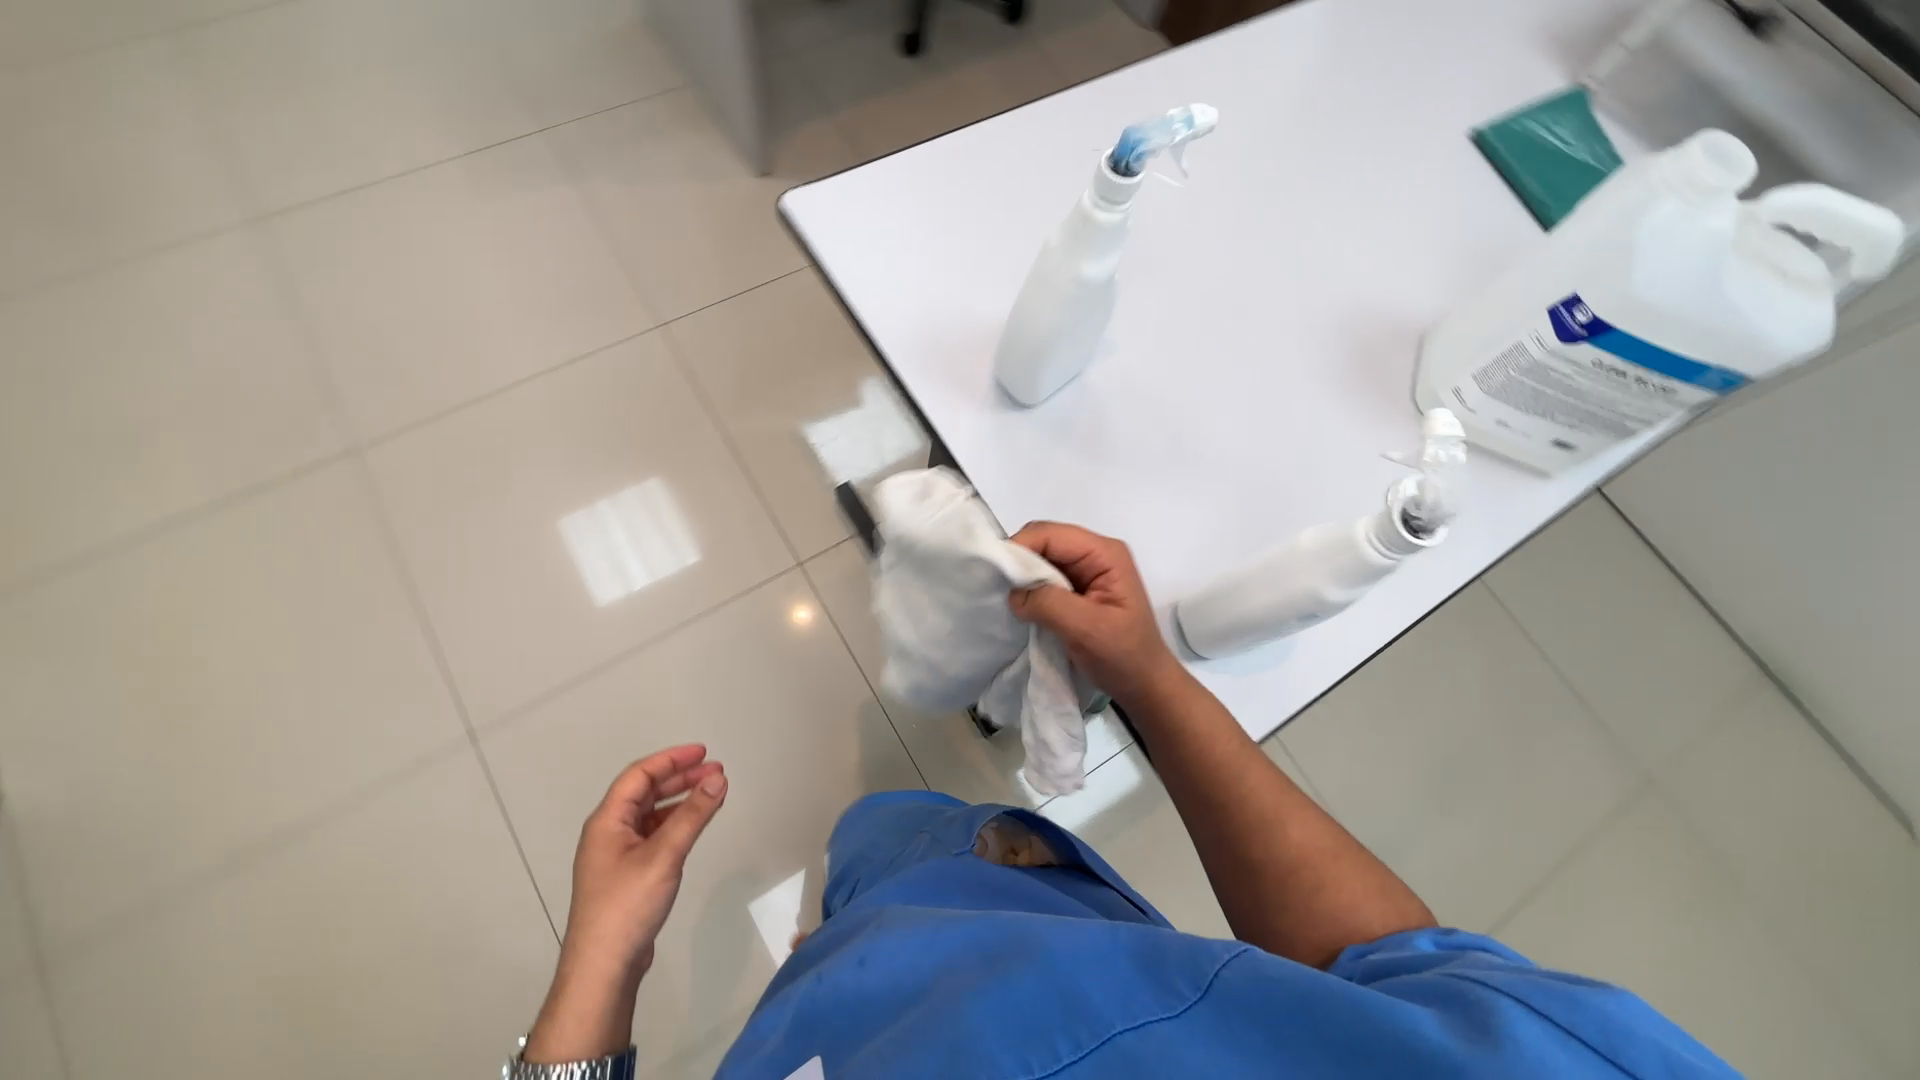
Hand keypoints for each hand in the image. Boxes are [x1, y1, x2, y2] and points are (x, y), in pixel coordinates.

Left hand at [523, 745, 727, 1062]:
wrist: (603, 966)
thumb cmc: (627, 905)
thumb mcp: (664, 855)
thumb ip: (693, 814)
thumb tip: (718, 778)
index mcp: (608, 821)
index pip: (640, 775)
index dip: (672, 759)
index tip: (704, 753)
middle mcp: (609, 832)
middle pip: (645, 792)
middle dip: (680, 777)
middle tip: (716, 771)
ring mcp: (617, 855)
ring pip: (651, 814)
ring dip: (680, 800)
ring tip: (712, 793)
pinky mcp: (628, 874)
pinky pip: (654, 835)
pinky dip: (676, 823)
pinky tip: (695, 826)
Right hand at [1008, 522, 1187, 707]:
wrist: (1144, 685)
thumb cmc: (1123, 656)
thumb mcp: (1087, 629)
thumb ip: (1049, 604)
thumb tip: (1014, 593)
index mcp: (1104, 554)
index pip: (1051, 534)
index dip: (1021, 548)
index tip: (998, 576)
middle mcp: (1095, 554)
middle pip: (1044, 541)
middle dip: (1020, 562)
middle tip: (1000, 590)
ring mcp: (1086, 571)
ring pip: (1042, 559)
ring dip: (1023, 578)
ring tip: (1009, 600)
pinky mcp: (1077, 589)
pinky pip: (1045, 579)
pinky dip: (1030, 590)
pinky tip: (1022, 607)